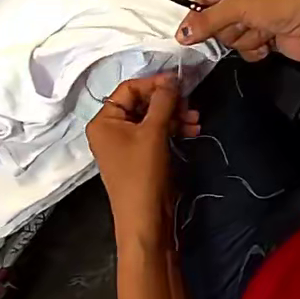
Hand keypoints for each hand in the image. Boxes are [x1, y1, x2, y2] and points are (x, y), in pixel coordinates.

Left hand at [86, 74, 199, 237]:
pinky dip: (173, 129)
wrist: (145, 219)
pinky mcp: (139, 155)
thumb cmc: (142, 173)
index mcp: (103, 120)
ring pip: (151, 118)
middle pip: (141, 103)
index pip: (128, 89)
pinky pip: (155, 133)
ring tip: (196, 120)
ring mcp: (124, 143)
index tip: (180, 83)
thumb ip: (162, 101)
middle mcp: (110, 129)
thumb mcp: (153, 132)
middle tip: (190, 105)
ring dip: (174, 116)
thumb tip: (172, 79)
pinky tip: (192, 131)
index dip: (154, 83)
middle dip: (168, 102)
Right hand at [173, 0, 299, 62]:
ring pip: (232, 37)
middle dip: (229, 28)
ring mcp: (258, 18)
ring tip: (263, 32)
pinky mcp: (268, 38)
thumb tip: (180, 35)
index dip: (198, 15)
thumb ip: (206, 20)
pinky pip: (247, 49)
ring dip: (245, 39)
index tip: (188, 32)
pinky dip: (255, 49)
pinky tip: (269, 43)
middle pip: (217, 21)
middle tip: (244, 23)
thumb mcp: (238, 5)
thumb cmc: (280, 2)